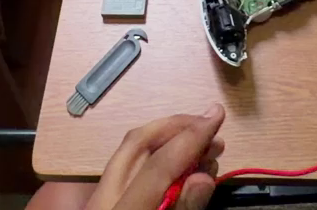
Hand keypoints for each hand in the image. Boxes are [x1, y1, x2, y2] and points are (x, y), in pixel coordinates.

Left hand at [83, 105, 226, 209]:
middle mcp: (101, 197)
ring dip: (171, 139)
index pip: (156, 166)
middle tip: (212, 123)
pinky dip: (158, 156)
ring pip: (131, 149)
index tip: (218, 116)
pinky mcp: (102, 198)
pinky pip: (130, 165)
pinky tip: (181, 161)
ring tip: (206, 143)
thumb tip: (206, 175)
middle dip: (177, 126)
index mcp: (115, 207)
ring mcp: (98, 196)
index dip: (190, 139)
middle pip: (136, 142)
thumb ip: (182, 209)